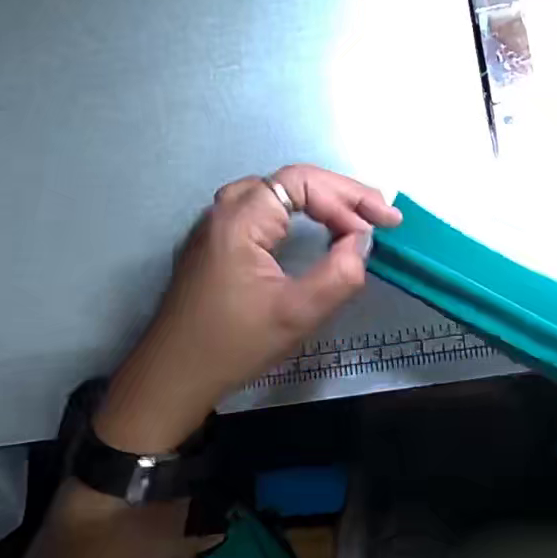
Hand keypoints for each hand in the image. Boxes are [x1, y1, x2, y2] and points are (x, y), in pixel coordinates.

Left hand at [95, 164, 402, 453]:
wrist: (173, 376)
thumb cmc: (235, 344)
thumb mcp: (298, 313)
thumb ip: (340, 274)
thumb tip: (362, 242)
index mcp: (240, 221)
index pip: (302, 182)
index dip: (347, 198)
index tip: (382, 226)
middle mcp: (225, 213)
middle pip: (292, 181)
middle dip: (342, 195)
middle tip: (383, 216)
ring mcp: (219, 228)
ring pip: (279, 194)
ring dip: (324, 201)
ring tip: (360, 218)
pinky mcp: (220, 246)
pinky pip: (268, 212)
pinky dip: (304, 214)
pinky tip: (323, 230)